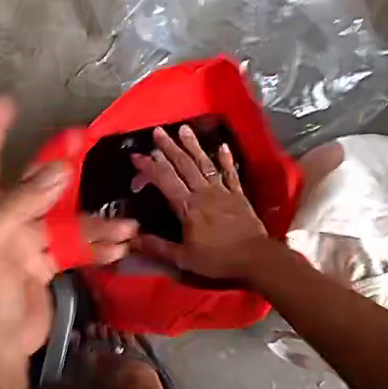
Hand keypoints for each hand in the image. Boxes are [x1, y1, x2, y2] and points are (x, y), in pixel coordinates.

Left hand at [0, 98, 135, 362]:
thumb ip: (24, 202)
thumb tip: (60, 169)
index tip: (6, 103)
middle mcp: (2, 221)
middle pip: (37, 188)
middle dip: (65, 175)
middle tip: (88, 150)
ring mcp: (24, 244)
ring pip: (64, 222)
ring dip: (95, 225)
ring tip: (128, 227)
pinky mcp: (43, 266)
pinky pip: (72, 249)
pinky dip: (94, 248)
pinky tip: (118, 249)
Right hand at [130, 125, 273, 279]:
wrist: (254, 258)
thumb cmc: (217, 259)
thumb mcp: (184, 258)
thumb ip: (158, 247)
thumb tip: (133, 239)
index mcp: (188, 207)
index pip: (165, 181)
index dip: (149, 167)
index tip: (136, 156)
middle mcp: (204, 193)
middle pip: (183, 165)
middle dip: (169, 147)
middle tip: (158, 131)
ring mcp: (223, 192)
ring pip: (204, 164)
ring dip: (193, 146)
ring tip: (183, 129)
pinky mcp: (239, 195)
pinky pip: (230, 173)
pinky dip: (226, 159)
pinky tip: (222, 146)